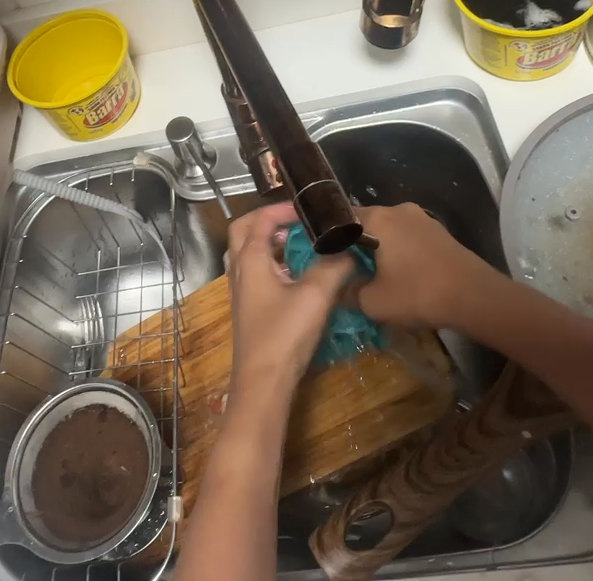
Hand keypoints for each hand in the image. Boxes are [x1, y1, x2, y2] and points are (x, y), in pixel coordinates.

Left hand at [225, 202, 356, 402]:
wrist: (263, 383)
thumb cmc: (285, 333)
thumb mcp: (316, 295)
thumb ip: (335, 267)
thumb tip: (351, 250)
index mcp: (250, 259)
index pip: (260, 219)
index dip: (283, 209)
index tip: (309, 210)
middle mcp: (240, 271)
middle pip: (244, 232)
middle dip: (267, 221)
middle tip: (295, 222)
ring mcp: (241, 292)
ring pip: (248, 255)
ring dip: (269, 244)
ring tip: (298, 246)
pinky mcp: (249, 310)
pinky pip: (255, 275)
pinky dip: (272, 265)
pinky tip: (296, 278)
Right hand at [348, 203, 499, 329]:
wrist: (474, 297)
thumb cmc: (418, 293)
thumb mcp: (373, 302)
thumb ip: (348, 293)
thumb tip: (338, 289)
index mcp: (379, 218)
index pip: (343, 219)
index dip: (333, 240)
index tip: (330, 261)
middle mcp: (399, 210)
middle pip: (368, 224)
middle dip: (359, 247)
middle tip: (351, 272)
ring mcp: (423, 219)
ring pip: (391, 232)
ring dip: (383, 250)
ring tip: (378, 277)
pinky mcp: (440, 233)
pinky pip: (410, 238)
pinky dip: (403, 253)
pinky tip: (404, 277)